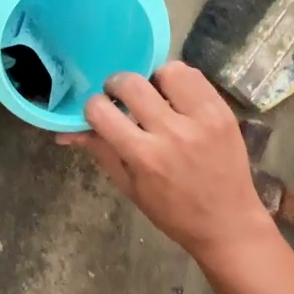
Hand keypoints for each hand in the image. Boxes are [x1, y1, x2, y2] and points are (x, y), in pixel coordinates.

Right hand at [57, 61, 274, 259]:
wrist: (228, 223)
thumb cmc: (172, 213)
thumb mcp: (130, 187)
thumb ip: (101, 151)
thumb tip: (65, 133)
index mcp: (144, 157)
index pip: (101, 112)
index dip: (92, 108)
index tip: (98, 114)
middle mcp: (172, 132)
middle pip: (131, 84)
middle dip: (116, 86)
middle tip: (120, 99)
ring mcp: (201, 119)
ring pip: (166, 71)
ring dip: (152, 80)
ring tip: (155, 98)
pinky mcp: (222, 111)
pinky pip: (194, 77)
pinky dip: (179, 82)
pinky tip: (176, 99)